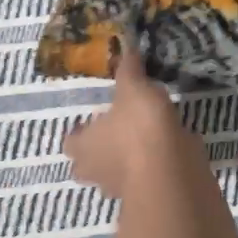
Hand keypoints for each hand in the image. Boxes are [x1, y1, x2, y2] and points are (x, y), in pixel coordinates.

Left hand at [63, 40, 190, 201]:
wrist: (166, 164)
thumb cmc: (139, 126)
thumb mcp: (133, 87)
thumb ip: (128, 69)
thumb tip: (124, 48)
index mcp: (82, 146)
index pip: (70, 140)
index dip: (79, 130)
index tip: (90, 119)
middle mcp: (92, 168)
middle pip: (86, 161)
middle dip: (98, 149)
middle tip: (115, 131)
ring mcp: (115, 184)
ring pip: (111, 171)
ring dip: (121, 159)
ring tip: (141, 138)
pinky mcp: (141, 189)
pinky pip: (138, 175)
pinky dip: (146, 163)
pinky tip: (160, 148)